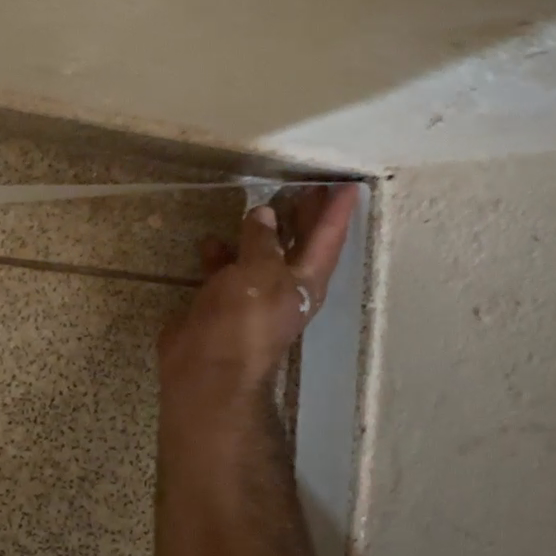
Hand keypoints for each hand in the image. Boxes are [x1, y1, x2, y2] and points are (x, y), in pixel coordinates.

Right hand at [157, 184, 357, 428]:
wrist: (205, 370)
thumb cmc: (241, 322)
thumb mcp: (258, 274)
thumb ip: (261, 242)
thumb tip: (264, 214)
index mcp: (305, 282)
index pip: (327, 240)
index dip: (338, 213)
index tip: (350, 186)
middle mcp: (284, 288)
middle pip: (300, 245)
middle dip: (306, 217)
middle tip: (309, 186)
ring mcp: (252, 296)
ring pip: (262, 255)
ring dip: (264, 232)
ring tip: (260, 203)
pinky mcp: (222, 303)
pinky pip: (227, 270)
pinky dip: (222, 254)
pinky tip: (211, 241)